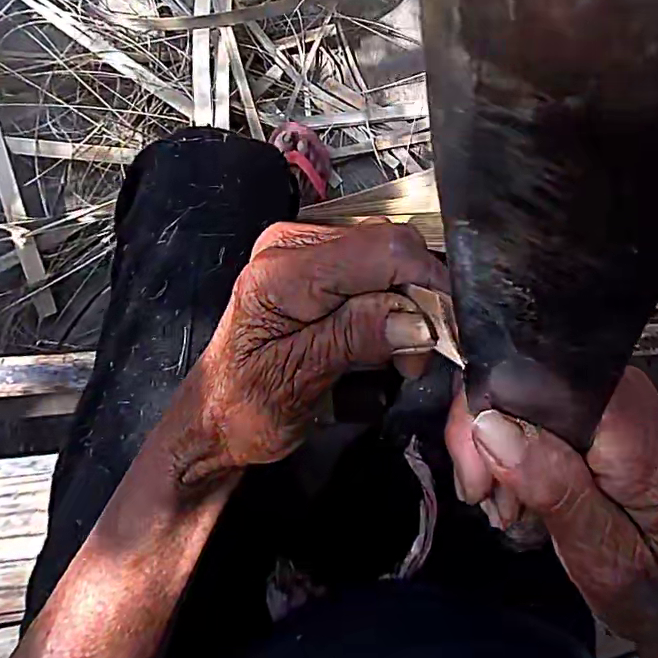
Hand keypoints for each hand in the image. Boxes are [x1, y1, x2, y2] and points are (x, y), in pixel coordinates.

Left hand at [164, 222, 449, 487]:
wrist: (214, 414)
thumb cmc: (244, 407)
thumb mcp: (299, 381)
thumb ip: (355, 338)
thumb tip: (415, 319)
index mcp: (283, 270)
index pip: (382, 249)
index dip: (425, 286)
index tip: (442, 333)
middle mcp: (293, 244)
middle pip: (391, 245)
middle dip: (417, 298)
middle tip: (411, 357)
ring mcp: (305, 247)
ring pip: (390, 254)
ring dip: (406, 304)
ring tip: (393, 354)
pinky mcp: (318, 260)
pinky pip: (376, 265)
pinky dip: (390, 301)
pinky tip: (379, 335)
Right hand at [445, 366, 657, 646]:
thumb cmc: (641, 582)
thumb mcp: (596, 552)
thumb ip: (552, 487)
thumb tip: (493, 429)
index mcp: (636, 432)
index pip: (547, 379)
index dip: (499, 407)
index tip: (482, 464)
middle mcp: (626, 402)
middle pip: (525, 379)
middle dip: (487, 432)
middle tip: (486, 491)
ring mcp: (607, 402)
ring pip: (516, 389)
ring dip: (491, 441)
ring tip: (504, 498)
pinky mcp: (588, 409)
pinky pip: (528, 403)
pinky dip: (505, 440)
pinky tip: (512, 481)